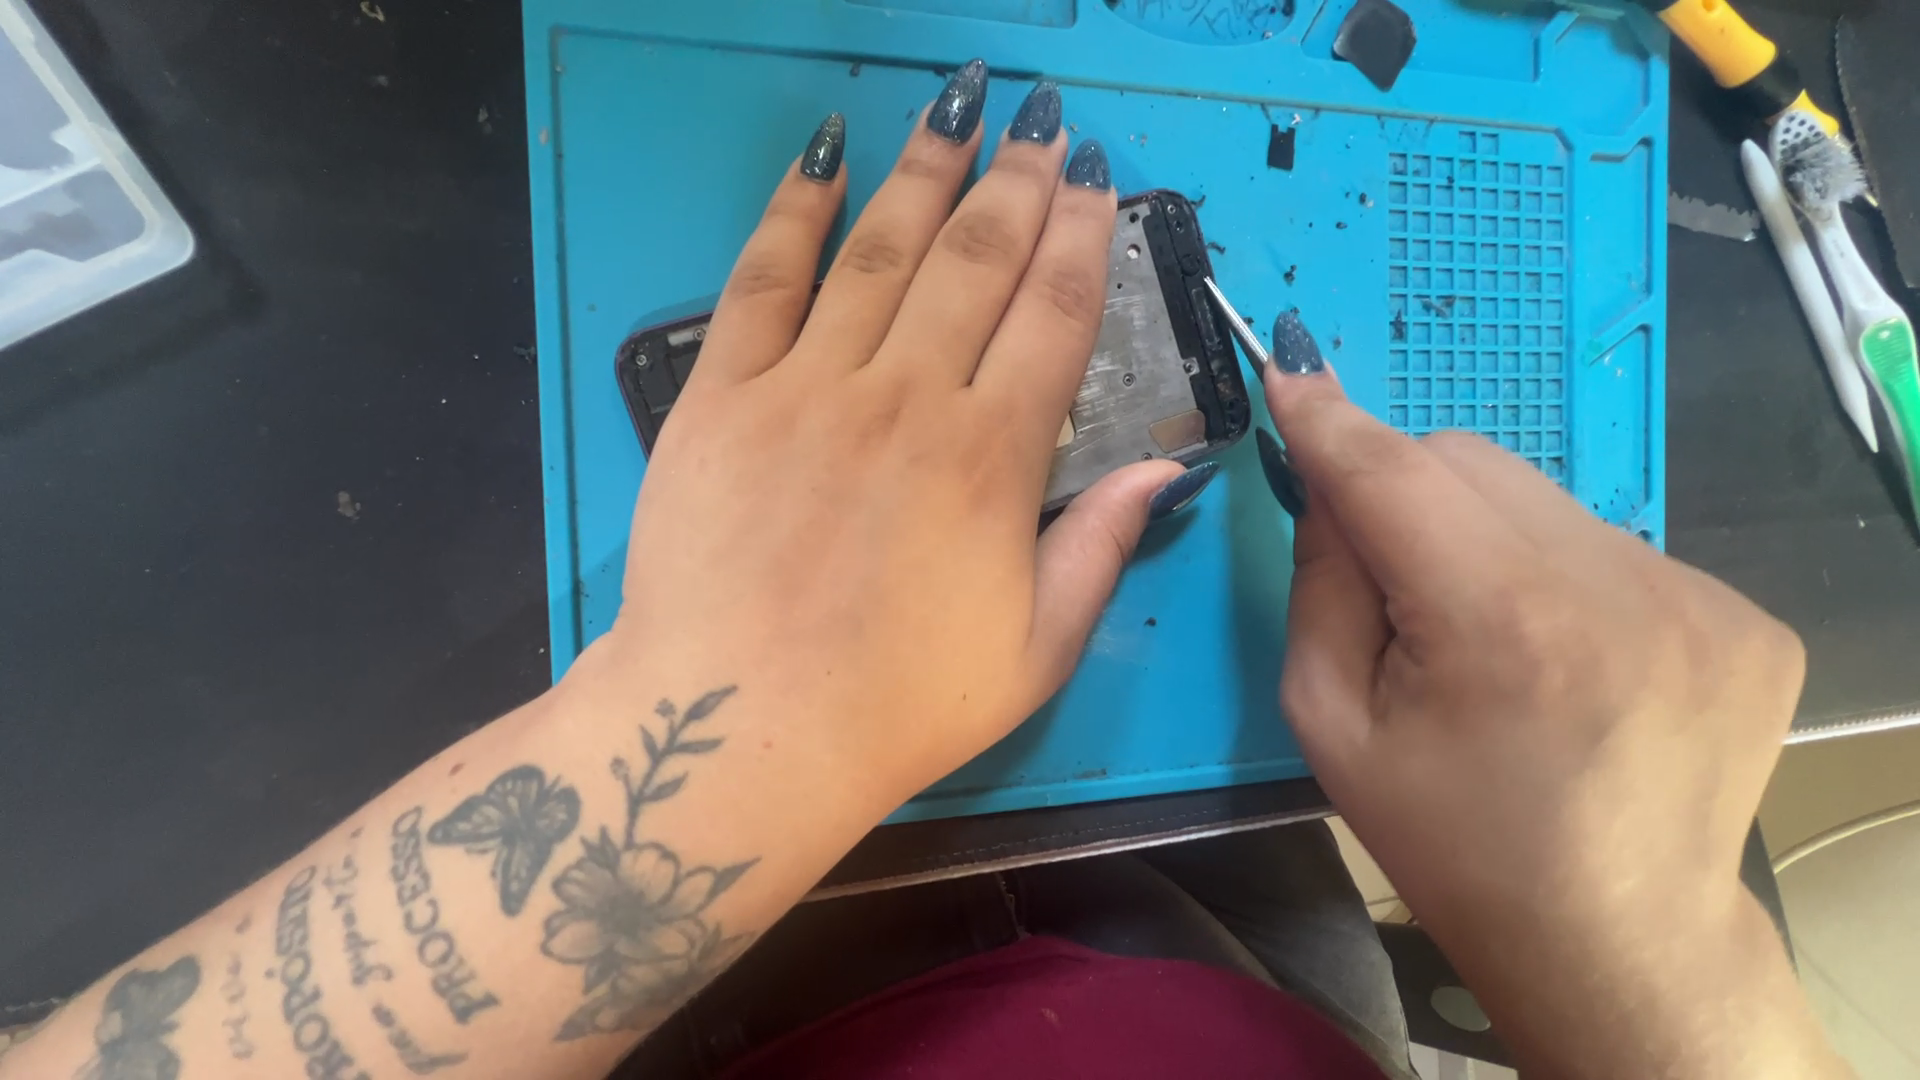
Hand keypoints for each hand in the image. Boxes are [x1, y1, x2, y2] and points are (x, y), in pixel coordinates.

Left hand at [610, 72, 1197, 808]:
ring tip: (956, 106)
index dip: (1081, 242)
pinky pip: (761, 280)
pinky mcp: (720, 397)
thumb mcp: (1036, 652)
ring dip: (925, 172)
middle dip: (1016, 184)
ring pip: (879, 252)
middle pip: (975, 263)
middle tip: (1040, 124)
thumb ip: (1103, 548)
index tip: (1094, 185)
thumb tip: (1165, 465)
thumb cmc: (899, 706)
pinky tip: (823, 157)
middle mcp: (906, 399)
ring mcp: (806, 388)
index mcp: (991, 459)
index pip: (1053, 318)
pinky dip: (793, 211)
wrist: (741, 728)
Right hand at [1260, 338, 1843, 1075]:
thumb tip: (1330, 489)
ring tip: (1466, 619)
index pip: (1395, 477)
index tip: (1287, 372)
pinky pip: (1592, 536)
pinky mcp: (1739, 610)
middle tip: (1373, 563)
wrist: (1611, 935)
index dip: (1331, 423)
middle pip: (1466, 459)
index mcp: (1502, 629)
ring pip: (1531, 491)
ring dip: (1468, 524)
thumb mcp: (1327, 718)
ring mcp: (1698, 595)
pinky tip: (1541, 640)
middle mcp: (1618, 589)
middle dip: (1396, 485)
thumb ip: (1320, 585)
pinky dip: (1537, 560)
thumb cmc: (1440, 835)